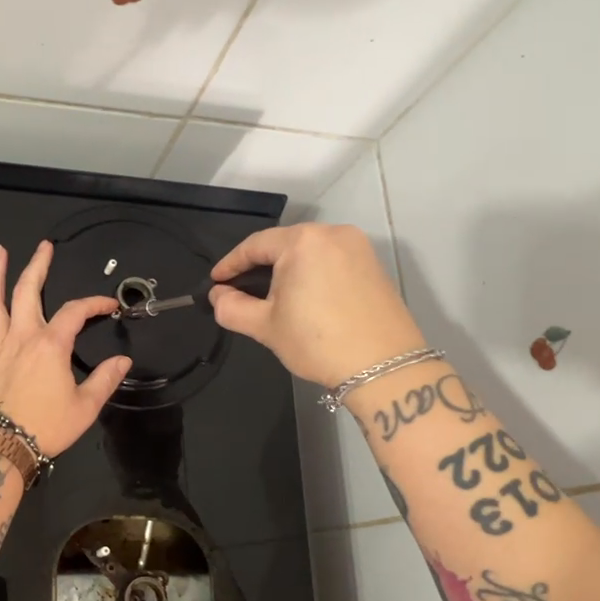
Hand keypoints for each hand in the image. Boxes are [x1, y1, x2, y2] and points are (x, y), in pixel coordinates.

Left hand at [0, 241, 130, 456]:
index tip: (108, 305)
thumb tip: (123, 361)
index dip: (94, 303)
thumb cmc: (46, 427)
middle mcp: (22, 336)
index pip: (75, 312)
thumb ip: (105, 379)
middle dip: (38, 265)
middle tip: (44, 247)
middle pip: (29, 290)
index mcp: (51, 346)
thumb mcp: (86, 406)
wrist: (3, 446)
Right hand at [207, 223, 426, 385]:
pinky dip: (312, 275)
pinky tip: (304, 298)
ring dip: (287, 271)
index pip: (255, 246)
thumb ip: (232, 307)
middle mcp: (332, 234)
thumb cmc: (317, 342)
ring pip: (309, 252)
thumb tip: (218, 296)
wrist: (384, 366)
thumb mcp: (265, 326)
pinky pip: (331, 261)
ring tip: (271, 297)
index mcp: (302, 241)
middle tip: (240, 291)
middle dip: (259, 267)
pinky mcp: (373, 265)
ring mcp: (357, 247)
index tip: (215, 282)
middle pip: (284, 244)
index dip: (230, 265)